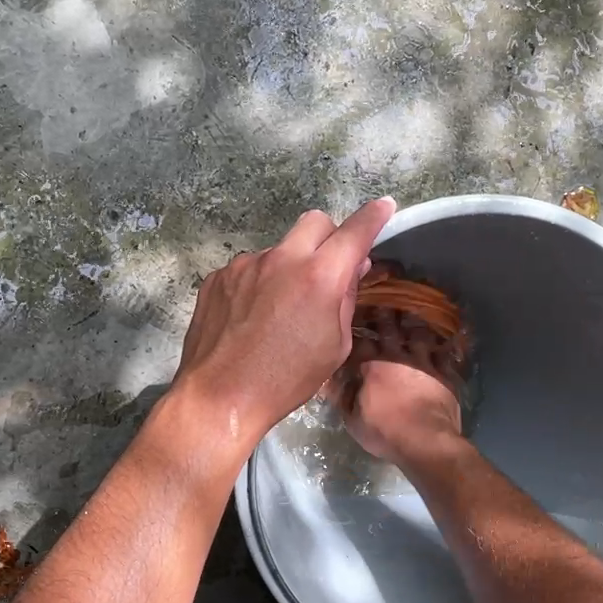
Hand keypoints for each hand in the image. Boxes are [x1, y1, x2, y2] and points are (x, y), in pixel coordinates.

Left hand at [173, 198, 395, 440]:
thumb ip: (345, 299)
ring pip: (279, 249)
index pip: (355, 232)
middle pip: (315, 222)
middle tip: (327, 268)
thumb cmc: (287, 380)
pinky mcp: (218, 276)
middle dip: (329, 237)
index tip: (383, 207)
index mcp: (319, 277)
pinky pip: (249, 269)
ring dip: (289, 266)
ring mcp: (244, 265)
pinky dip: (258, 284)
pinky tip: (250, 317)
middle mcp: (281, 259)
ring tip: (279, 309)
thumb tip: (352, 268)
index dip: (373, 216)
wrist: (221, 396)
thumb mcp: (334, 347)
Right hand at [333, 308, 464, 465]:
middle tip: (383, 304)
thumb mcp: (352, 418)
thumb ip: (341, 396)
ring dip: (414, 324)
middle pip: (390, 330)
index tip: (354, 317)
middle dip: (385, 316)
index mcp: (372, 365)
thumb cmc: (384, 430)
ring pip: (419, 336)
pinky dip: (445, 344)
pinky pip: (445, 354)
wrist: (425, 440)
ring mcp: (424, 363)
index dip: (357, 327)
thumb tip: (328, 379)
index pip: (361, 340)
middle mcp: (397, 356)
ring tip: (413, 313)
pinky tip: (449, 336)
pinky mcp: (444, 374)